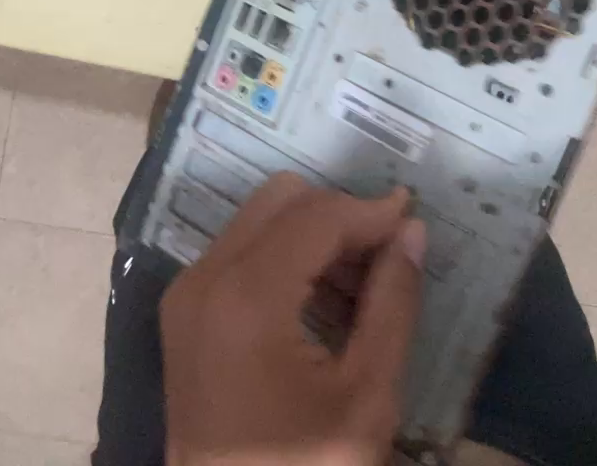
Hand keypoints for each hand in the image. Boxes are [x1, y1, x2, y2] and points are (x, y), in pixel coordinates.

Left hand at [160, 174, 427, 465]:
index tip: (413, 217)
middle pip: (281, 200)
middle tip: (386, 256)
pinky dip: (285, 256)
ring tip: (363, 287)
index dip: (370, 211)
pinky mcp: (183, 312)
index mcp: (245, 297)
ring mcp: (186, 294)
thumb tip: (411, 230)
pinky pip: (240, 250)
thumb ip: (393, 302)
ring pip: (259, 219)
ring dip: (314, 235)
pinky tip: (323, 301)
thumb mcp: (367, 395)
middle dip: (339, 216)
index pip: (317, 216)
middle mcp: (204, 278)